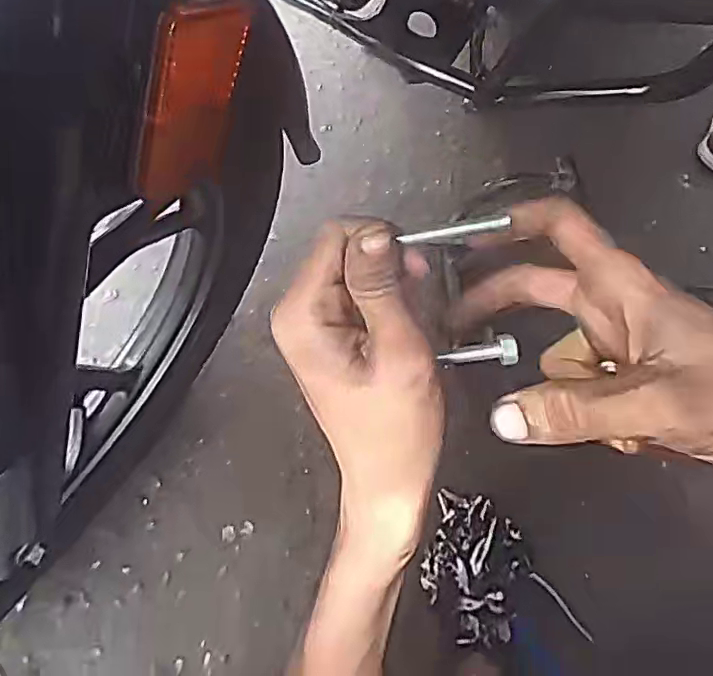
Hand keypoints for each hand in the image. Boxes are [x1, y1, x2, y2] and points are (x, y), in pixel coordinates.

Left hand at [272, 220, 444, 555]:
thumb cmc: (393, 434)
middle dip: (387, 263)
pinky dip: (388, 297)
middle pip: (345, 247)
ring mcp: (313, 321)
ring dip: (391, 282)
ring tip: (408, 319)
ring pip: (356, 265)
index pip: (337, 234)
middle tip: (413, 295)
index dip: (380, 242)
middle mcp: (299, 313)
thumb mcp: (398, 350)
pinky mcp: (330, 329)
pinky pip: (361, 288)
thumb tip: (375, 233)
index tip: (407, 268)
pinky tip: (400, 325)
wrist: (388, 480)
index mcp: (303, 315)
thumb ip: (383, 285)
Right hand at [453, 198, 712, 487]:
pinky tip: (634, 439)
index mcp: (623, 286)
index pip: (560, 227)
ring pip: (565, 352)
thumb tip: (502, 417)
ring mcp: (628, 339)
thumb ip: (577, 412)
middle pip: (541, 287)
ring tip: (612, 427)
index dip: (512, 220)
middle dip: (500, 303)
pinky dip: (594, 411)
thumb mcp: (660, 408)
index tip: (467, 237)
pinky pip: (590, 384)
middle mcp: (618, 304)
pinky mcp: (639, 373)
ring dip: (567, 389)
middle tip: (457, 327)